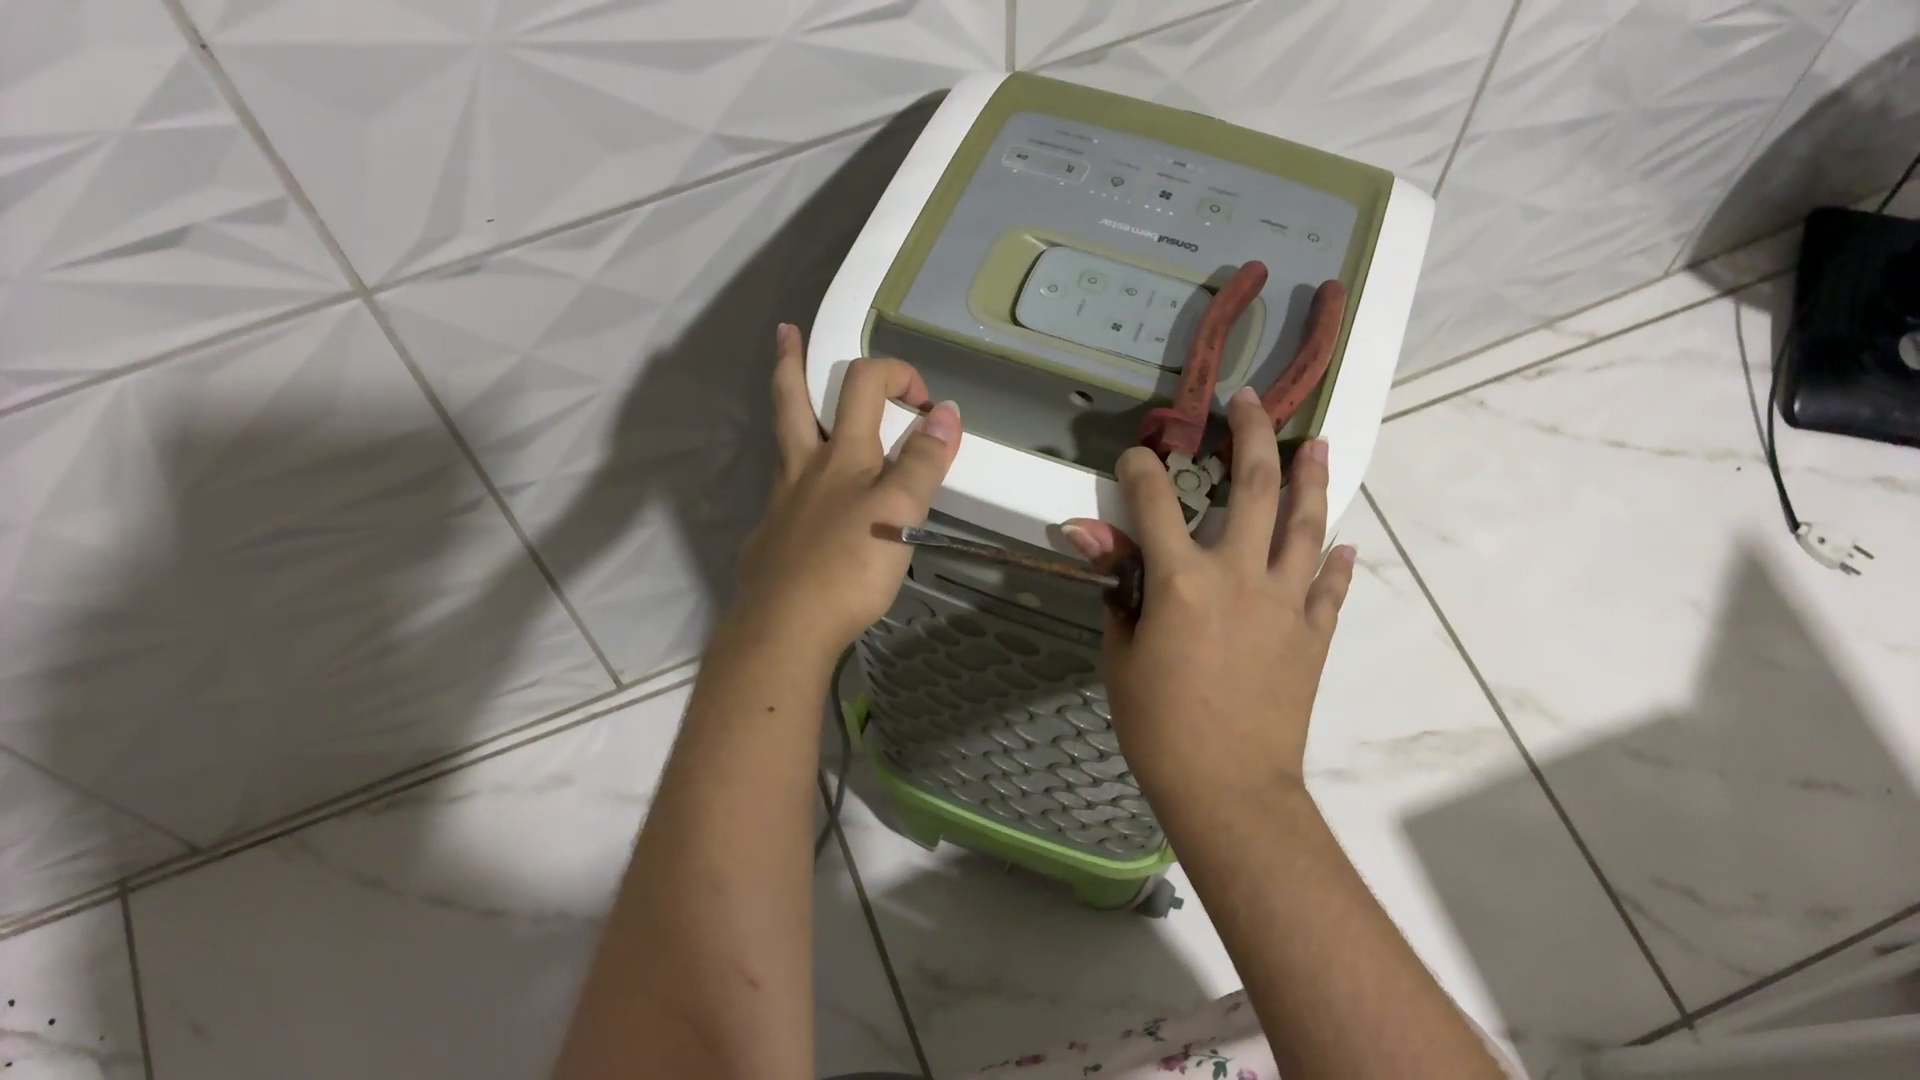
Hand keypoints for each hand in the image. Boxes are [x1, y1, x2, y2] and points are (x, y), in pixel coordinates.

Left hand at [728, 324, 961, 657]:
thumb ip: (924, 462)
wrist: (785, 626)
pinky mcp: (771, 538)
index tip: (926, 399)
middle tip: (786, 331)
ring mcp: (781, 502)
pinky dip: (794, 477)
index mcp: (842, 455)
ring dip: (786, 409)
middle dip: (792, 362)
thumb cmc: (848, 566)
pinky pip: (783, 493)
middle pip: (792, 401)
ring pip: (782, 443)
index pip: (865, 386)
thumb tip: (946, 410)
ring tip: (788, 391)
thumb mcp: (900, 510)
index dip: (897, 374)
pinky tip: (804, 498)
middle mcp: (805, 468)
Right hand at [1062, 387, 1354, 802]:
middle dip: (1251, 435)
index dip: (1139, 469)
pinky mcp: (1315, 632)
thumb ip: (1117, 591)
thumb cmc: (1157, 726)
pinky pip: (1331, 585)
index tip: (1134, 458)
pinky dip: (1338, 561)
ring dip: (1312, 478)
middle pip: (1253, 486)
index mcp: (1181, 579)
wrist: (1228, 787)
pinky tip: (1345, 542)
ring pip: (1306, 523)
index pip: (1155, 499)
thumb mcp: (1119, 656)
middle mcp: (1239, 574)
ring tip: (1317, 444)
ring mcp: (1286, 600)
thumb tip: (1098, 543)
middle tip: (1250, 402)